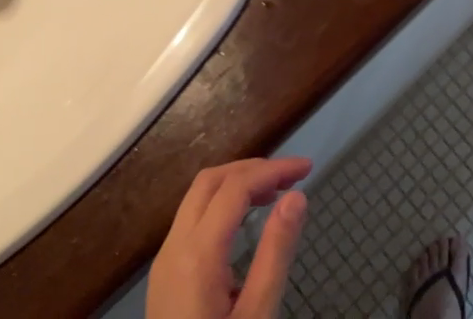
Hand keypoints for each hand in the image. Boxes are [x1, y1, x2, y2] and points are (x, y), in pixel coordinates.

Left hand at [149, 158, 310, 318]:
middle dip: (253, 168)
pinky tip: (246, 219)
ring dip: (236, 183)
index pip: (236, 188)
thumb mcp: (257, 314)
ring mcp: (165, 259)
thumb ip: (276, 253)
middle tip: (291, 176)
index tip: (308, 169)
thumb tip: (297, 197)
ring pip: (197, 196)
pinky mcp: (165, 273)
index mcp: (197, 254)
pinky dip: (222, 203)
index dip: (273, 170)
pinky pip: (192, 218)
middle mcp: (173, 246)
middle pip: (210, 181)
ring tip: (275, 192)